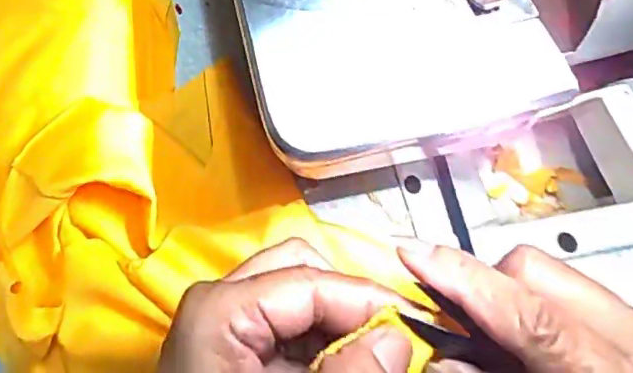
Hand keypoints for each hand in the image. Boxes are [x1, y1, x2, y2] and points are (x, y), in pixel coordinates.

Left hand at [160, 238, 416, 372]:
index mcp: (221, 307)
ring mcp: (220, 321)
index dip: (364, 297)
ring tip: (372, 354)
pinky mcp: (228, 346)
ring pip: (292, 295)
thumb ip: (344, 372)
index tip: (414, 322)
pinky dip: (315, 342)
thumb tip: (396, 337)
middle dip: (347, 301)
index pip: (307, 279)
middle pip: (297, 270)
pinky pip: (280, 326)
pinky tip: (341, 363)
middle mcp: (218, 299)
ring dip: (334, 321)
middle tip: (392, 340)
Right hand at [398, 242, 632, 372]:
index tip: (412, 253)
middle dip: (487, 288)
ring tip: (507, 350)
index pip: (538, 317)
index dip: (468, 282)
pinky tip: (560, 362)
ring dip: (522, 305)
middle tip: (457, 328)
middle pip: (539, 272)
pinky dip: (563, 324)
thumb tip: (452, 361)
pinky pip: (597, 306)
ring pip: (564, 281)